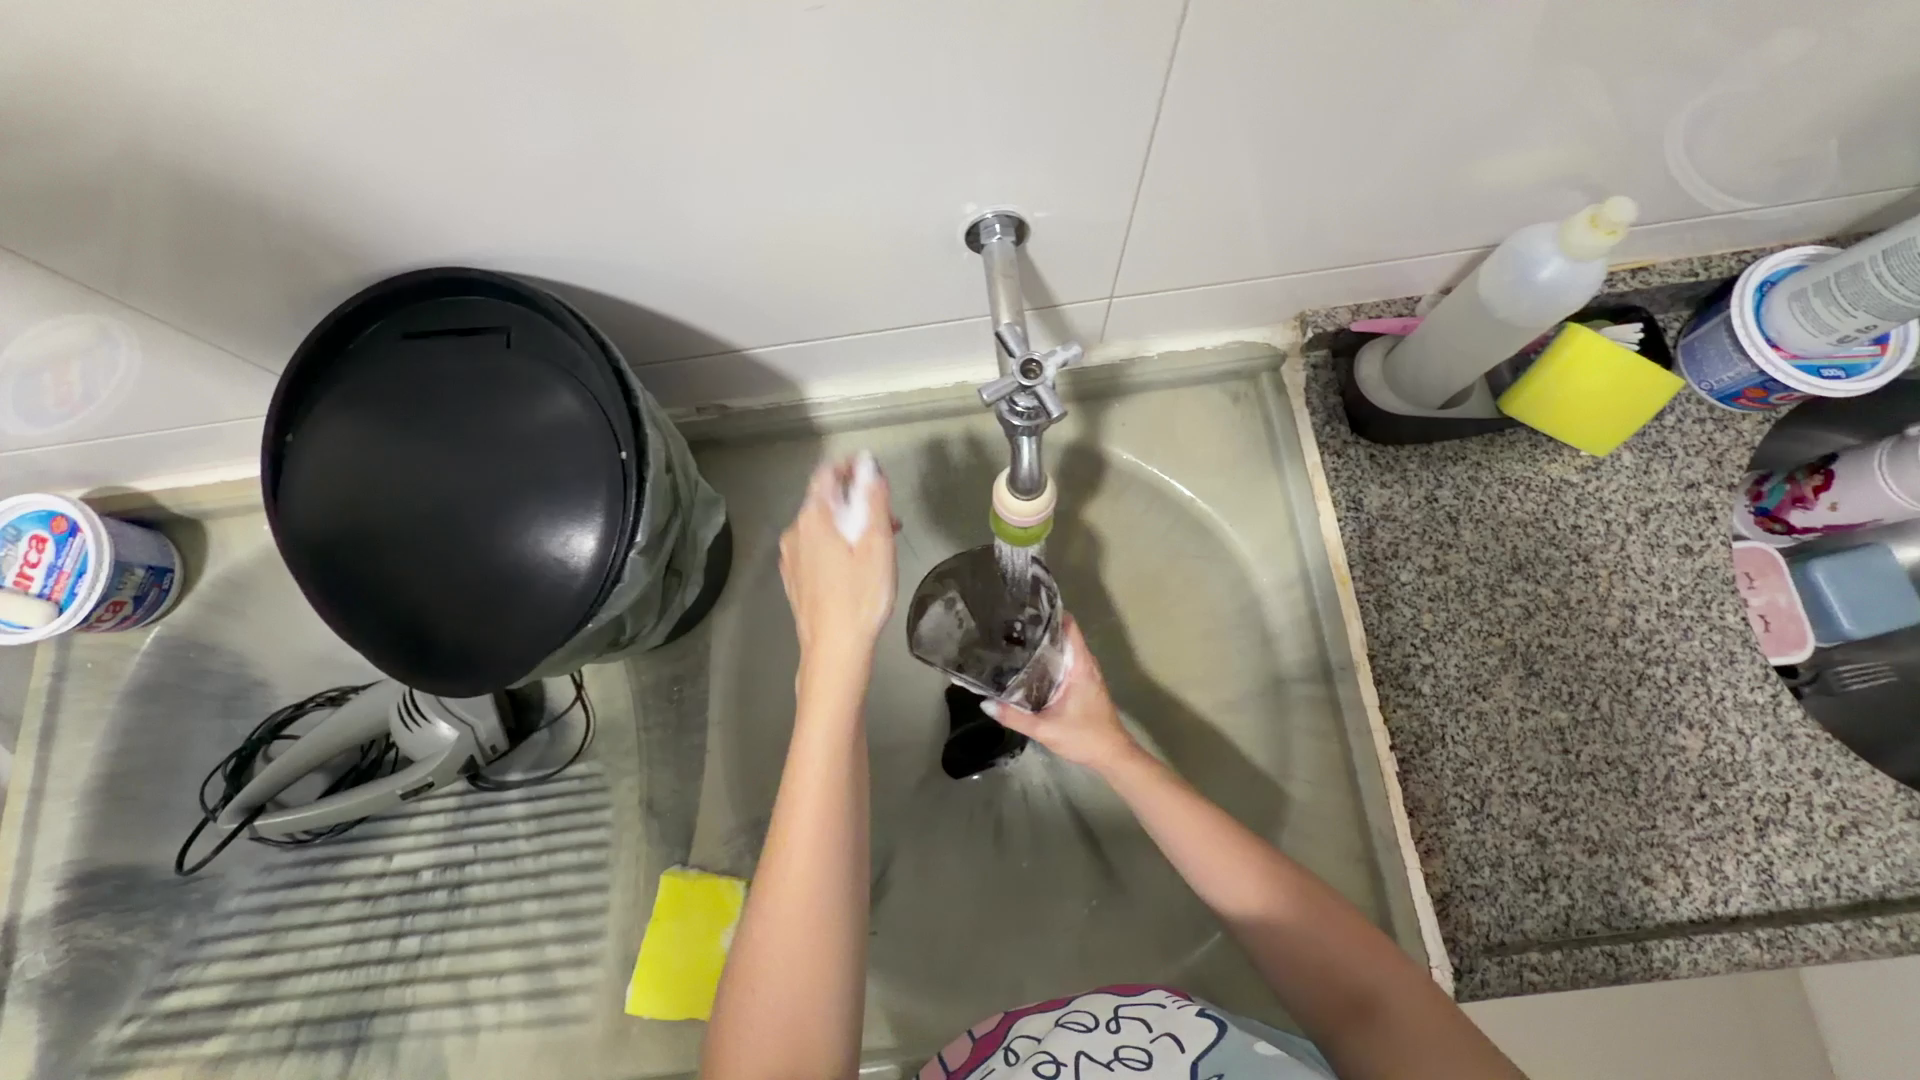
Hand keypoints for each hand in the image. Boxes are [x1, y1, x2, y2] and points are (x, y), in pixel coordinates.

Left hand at [779, 452, 897, 673]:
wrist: (834, 649)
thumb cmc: (861, 595)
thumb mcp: (877, 544)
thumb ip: (873, 500)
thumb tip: (869, 466)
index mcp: (814, 519)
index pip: (827, 474)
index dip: (849, 466)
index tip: (872, 471)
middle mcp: (795, 532)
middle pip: (824, 501)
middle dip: (855, 500)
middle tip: (887, 515)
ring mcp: (791, 557)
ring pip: (821, 526)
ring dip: (849, 524)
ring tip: (879, 542)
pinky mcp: (794, 579)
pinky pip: (815, 548)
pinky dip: (836, 543)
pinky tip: (857, 564)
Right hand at [989, 618, 1139, 772]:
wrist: (1112, 756)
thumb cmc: (1084, 737)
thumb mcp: (1044, 729)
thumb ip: (1014, 716)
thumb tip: (985, 703)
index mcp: (1080, 665)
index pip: (1068, 626)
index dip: (1050, 613)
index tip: (1026, 609)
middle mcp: (1085, 664)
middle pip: (1064, 634)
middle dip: (1040, 627)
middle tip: (1010, 625)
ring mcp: (1086, 673)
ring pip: (1064, 649)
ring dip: (1045, 644)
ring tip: (1016, 640)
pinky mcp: (1084, 684)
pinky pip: (1065, 662)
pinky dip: (1050, 658)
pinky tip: (1030, 665)